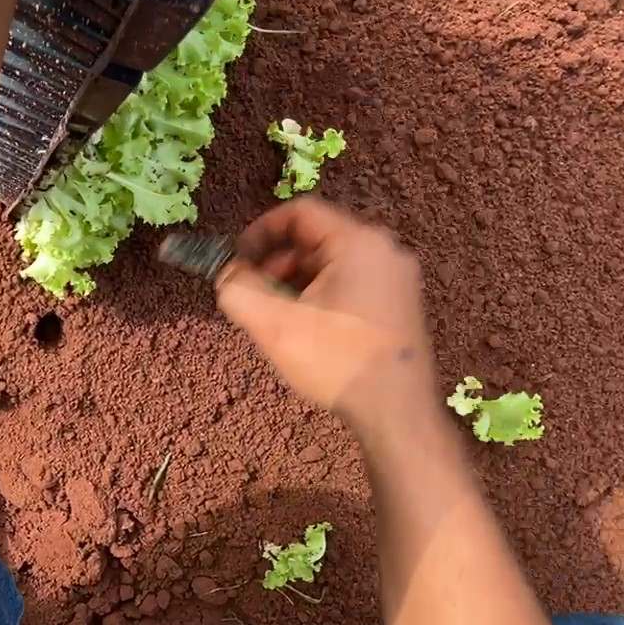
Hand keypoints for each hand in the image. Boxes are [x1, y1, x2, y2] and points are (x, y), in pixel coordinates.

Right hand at [215, 199, 437, 431]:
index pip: (299, 213)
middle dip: (274, 263)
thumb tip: (225, 274)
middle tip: (253, 295)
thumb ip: (237, 290)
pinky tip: (303, 329)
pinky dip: (317, 296)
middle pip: (314, 239)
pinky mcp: (397, 304)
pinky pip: (347, 283)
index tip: (237, 262)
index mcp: (359, 243)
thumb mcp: (274, 325)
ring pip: (329, 264)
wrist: (396, 411)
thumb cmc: (336, 361)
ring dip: (293, 282)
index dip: (259, 232)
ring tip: (275, 317)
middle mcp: (384, 251)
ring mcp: (396, 278)